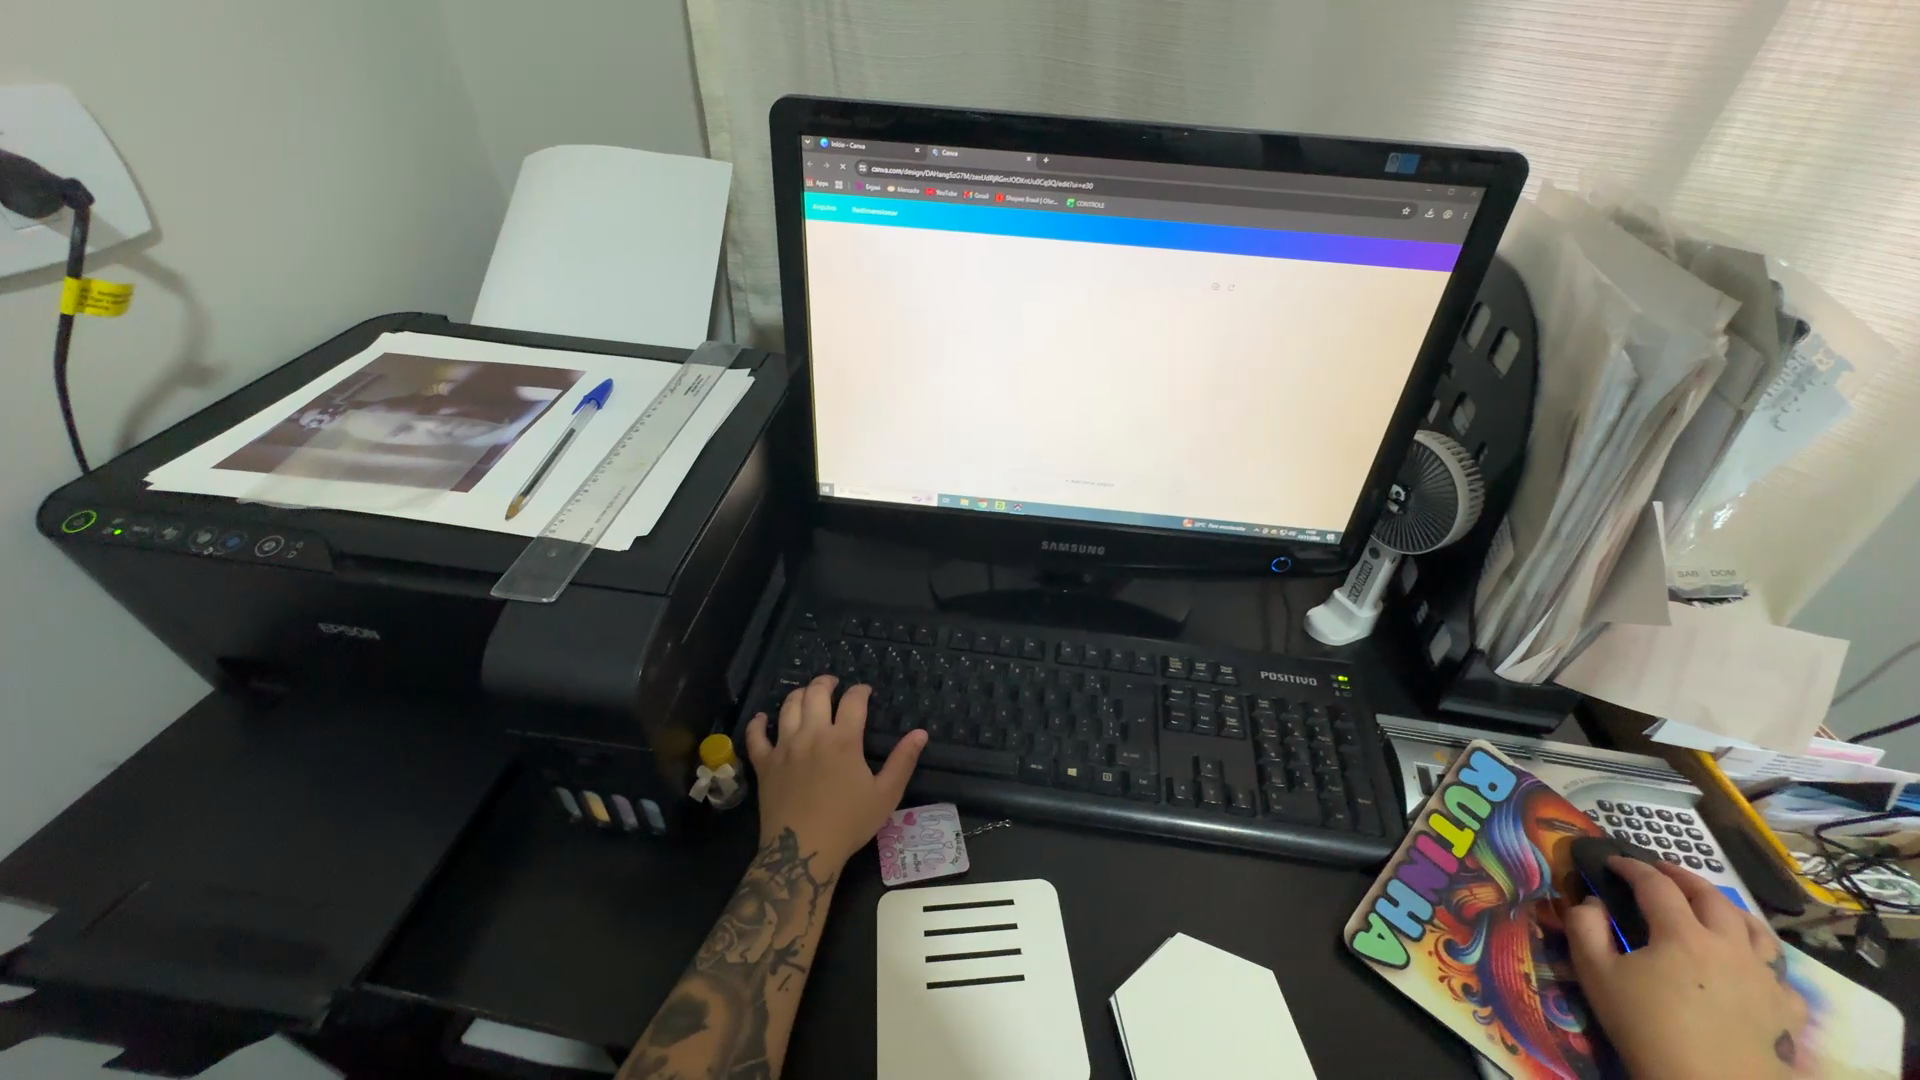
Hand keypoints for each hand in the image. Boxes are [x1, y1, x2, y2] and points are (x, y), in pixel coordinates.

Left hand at [744, 675, 926, 871]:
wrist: (803, 850)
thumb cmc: (849, 823)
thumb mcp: (886, 794)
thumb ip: (903, 761)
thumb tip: (920, 733)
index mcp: (844, 740)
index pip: (853, 701)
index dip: (861, 690)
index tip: (866, 691)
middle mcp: (812, 735)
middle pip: (816, 694)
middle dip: (826, 682)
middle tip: (833, 683)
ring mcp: (784, 747)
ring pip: (788, 707)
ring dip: (799, 694)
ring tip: (806, 695)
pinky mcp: (764, 764)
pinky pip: (756, 736)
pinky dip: (758, 723)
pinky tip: (762, 718)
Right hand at [1566, 856, 1807, 1079]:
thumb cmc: (1644, 1026)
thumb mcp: (1595, 973)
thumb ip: (1585, 926)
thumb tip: (1592, 902)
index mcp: (1682, 934)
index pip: (1656, 885)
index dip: (1632, 867)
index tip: (1613, 861)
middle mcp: (1729, 946)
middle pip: (1711, 897)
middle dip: (1681, 876)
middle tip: (1659, 869)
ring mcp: (1764, 978)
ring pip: (1755, 928)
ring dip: (1727, 907)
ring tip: (1709, 904)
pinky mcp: (1784, 1009)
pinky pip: (1778, 972)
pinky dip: (1760, 957)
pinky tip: (1746, 963)